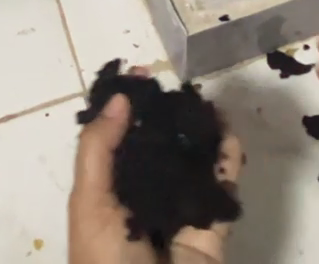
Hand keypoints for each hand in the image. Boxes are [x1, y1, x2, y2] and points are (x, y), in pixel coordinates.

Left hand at [68, 76, 243, 263]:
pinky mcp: (211, 229)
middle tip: (182, 85)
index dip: (127, 107)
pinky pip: (222, 189)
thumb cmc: (104, 263)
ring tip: (208, 102)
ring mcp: (179, 212)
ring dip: (202, 132)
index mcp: (108, 194)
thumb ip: (100, 149)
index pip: (117, 140)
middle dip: (170, 116)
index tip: (142, 74)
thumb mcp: (89, 204)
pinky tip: (228, 133)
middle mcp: (144, 198)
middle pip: (159, 147)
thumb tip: (120, 98)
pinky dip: (228, 160)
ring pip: (193, 163)